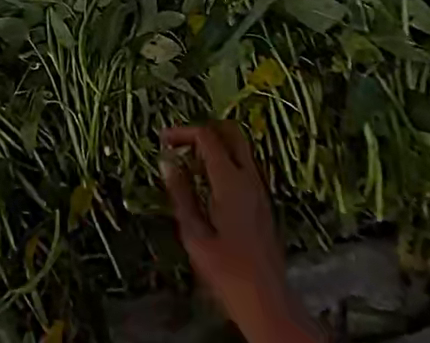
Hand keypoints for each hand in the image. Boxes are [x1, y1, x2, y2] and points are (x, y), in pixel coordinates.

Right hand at [160, 123, 319, 342]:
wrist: (266, 300)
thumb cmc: (227, 271)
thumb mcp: (194, 233)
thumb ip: (180, 194)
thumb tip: (167, 163)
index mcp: (230, 180)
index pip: (206, 136)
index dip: (182, 132)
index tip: (163, 140)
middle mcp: (249, 177)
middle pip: (230, 131)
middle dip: (204, 128)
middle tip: (180, 141)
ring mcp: (259, 188)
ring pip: (240, 146)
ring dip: (215, 144)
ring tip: (189, 161)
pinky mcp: (262, 200)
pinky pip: (244, 164)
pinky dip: (225, 159)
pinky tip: (208, 182)